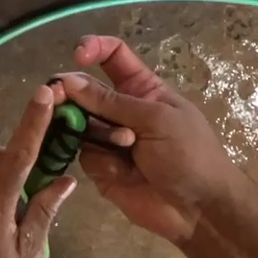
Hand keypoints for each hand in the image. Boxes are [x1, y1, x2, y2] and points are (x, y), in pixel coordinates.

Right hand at [55, 36, 247, 242]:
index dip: (94, 48)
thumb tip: (67, 81)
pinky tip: (122, 172)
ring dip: (97, 134)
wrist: (200, 210)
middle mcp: (120, 110)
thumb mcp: (155, 119)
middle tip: (57, 98)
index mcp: (141, 88)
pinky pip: (84, 155)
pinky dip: (101, 162)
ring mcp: (108, 139)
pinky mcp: (101, 166)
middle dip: (71, 94)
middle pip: (83, 91)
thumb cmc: (190, 155)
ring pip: (78, 124)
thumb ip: (110, 102)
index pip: (112, 56)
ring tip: (124, 149)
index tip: (77, 56)